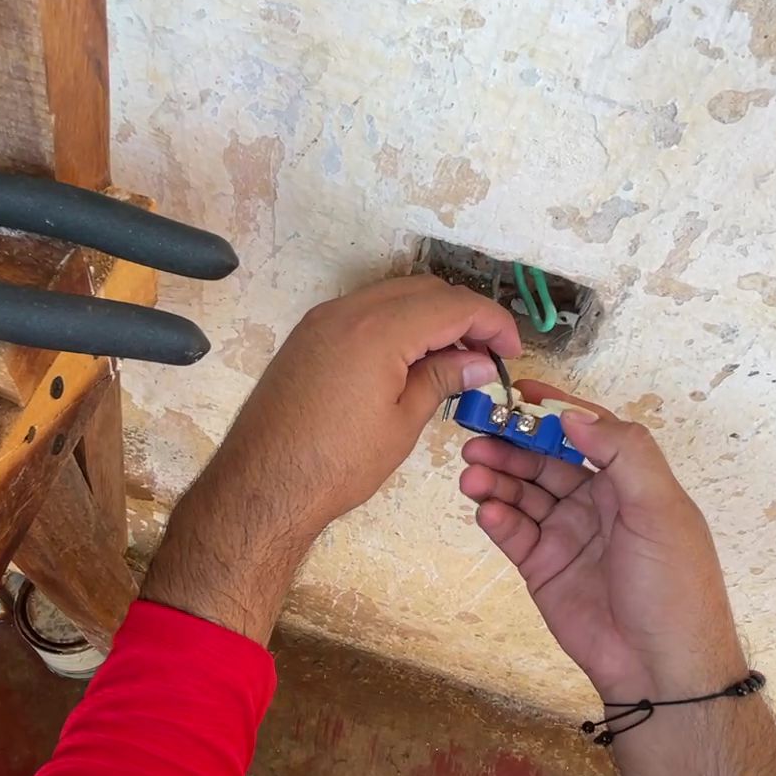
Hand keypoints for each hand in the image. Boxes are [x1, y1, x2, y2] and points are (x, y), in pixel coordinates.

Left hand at [142, 276, 519, 642]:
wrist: (263, 484)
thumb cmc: (335, 464)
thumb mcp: (401, 423)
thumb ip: (442, 380)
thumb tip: (478, 363)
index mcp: (378, 330)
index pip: (454, 305)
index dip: (493, 323)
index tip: (511, 350)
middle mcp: (347, 311)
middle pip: (425, 291)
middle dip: (464, 316)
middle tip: (486, 355)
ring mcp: (322, 320)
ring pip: (393, 297)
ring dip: (429, 318)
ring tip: (451, 359)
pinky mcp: (308, 336)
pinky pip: (364, 313)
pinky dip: (396, 324)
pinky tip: (409, 359)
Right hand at [458, 380, 744, 703]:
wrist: (659, 666)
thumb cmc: (673, 583)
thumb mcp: (662, 508)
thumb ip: (623, 453)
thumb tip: (573, 414)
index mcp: (628, 481)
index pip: (583, 432)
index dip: (550, 411)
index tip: (515, 393)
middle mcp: (593, 501)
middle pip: (541, 461)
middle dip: (509, 446)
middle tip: (477, 438)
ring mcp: (563, 533)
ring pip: (520, 493)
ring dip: (495, 479)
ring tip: (471, 474)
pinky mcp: (540, 565)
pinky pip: (512, 532)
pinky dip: (497, 518)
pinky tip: (487, 512)